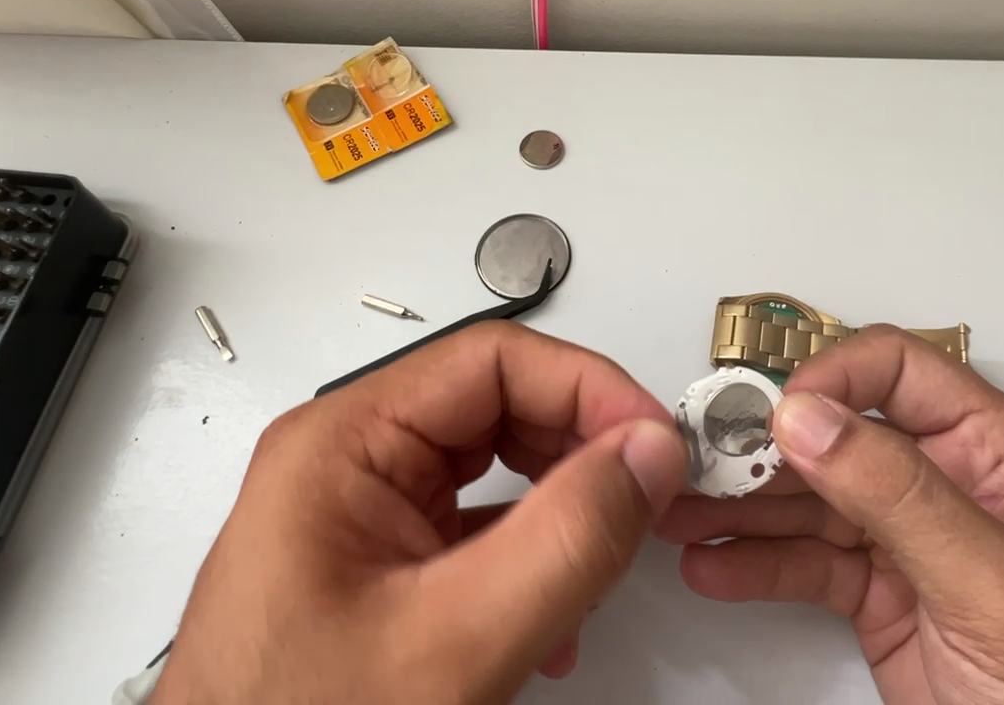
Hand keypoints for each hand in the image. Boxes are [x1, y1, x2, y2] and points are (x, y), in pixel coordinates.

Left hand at [155, 323, 690, 704]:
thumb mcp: (454, 643)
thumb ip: (568, 538)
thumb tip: (654, 447)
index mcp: (345, 440)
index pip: (492, 361)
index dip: (586, 385)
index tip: (658, 442)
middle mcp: (352, 456)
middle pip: (497, 405)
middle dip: (581, 444)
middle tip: (646, 497)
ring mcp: (366, 509)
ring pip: (496, 464)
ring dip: (564, 502)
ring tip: (606, 557)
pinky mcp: (383, 559)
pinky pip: (478, 523)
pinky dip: (533, 553)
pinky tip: (558, 614)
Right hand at [656, 328, 1003, 704]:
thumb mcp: (997, 587)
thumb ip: (900, 496)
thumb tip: (807, 416)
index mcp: (991, 448)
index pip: (896, 370)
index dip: (830, 379)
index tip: (773, 413)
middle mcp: (943, 478)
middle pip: (836, 432)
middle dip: (763, 446)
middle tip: (699, 461)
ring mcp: (907, 538)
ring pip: (809, 497)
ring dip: (742, 506)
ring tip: (683, 513)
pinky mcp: (878, 593)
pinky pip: (805, 562)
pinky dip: (756, 563)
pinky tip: (713, 565)